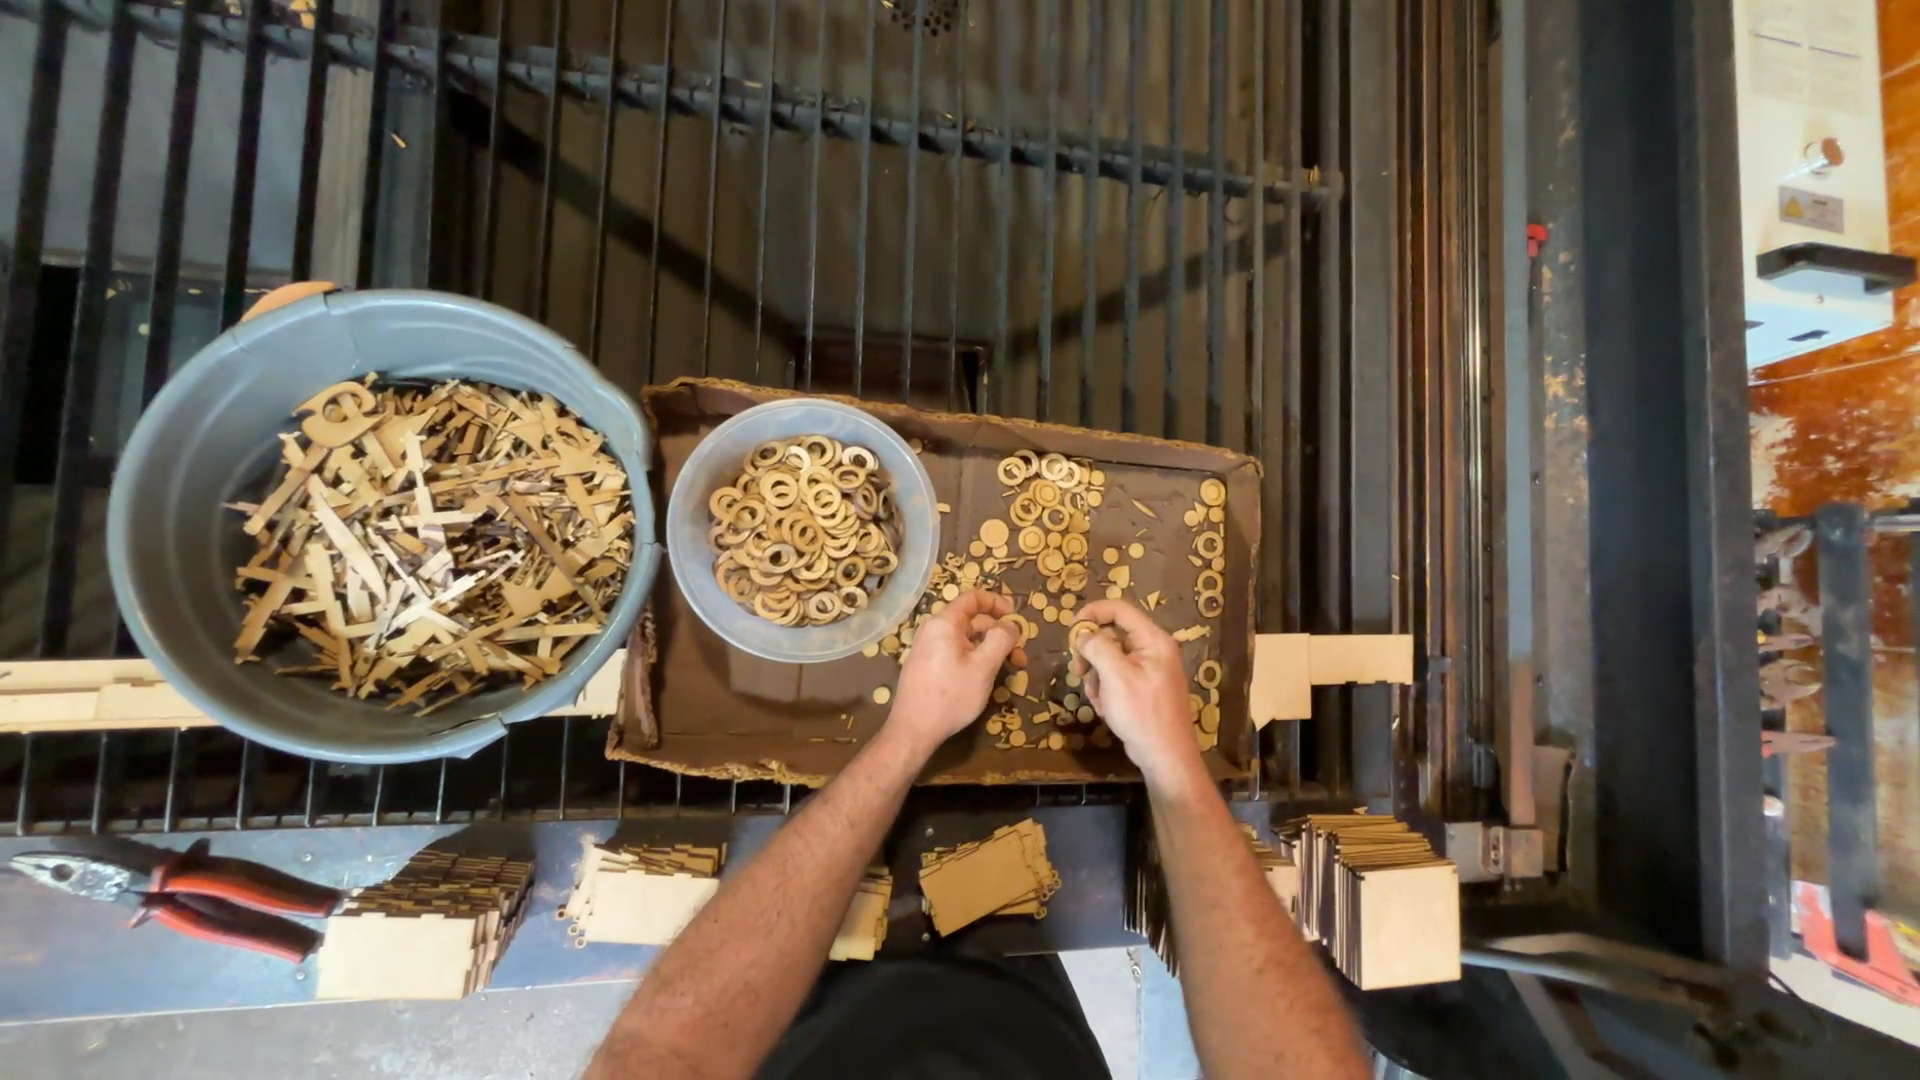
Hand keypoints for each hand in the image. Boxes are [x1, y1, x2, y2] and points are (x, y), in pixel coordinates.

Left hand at [887, 590, 1027, 755]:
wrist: (914, 729)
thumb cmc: (951, 695)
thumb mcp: (984, 667)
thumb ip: (1001, 639)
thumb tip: (1012, 624)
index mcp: (944, 623)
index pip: (974, 598)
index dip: (998, 603)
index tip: (1017, 618)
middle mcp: (934, 630)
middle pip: (973, 621)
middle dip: (1000, 635)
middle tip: (1020, 657)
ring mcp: (928, 649)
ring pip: (967, 640)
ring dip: (991, 650)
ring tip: (1010, 671)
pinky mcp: (928, 666)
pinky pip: (956, 653)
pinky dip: (976, 659)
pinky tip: (987, 678)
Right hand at [1070, 600, 1202, 786]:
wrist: (1164, 756)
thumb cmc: (1142, 712)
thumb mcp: (1116, 676)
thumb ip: (1098, 647)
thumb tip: (1083, 634)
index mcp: (1153, 640)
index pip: (1119, 610)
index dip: (1092, 613)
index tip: (1071, 630)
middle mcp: (1153, 650)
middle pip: (1111, 635)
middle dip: (1091, 653)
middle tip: (1079, 671)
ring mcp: (1148, 671)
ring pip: (1110, 658)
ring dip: (1096, 676)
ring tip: (1098, 698)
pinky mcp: (1143, 689)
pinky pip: (1116, 677)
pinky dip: (1105, 689)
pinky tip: (1106, 708)